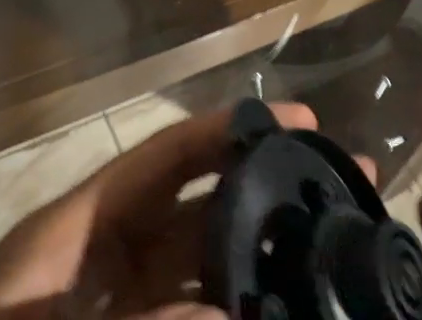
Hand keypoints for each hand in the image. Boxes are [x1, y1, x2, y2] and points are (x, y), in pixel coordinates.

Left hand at [0, 101, 369, 319]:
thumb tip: (231, 313)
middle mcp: (109, 249)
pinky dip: (233, 305)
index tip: (297, 122)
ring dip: (260, 255)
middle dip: (264, 191)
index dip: (225, 130)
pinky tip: (282, 303)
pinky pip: (192, 309)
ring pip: (205, 263)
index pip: (163, 156)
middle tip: (340, 181)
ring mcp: (122, 294)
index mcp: (81, 222)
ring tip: (331, 249)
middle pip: (199, 206)